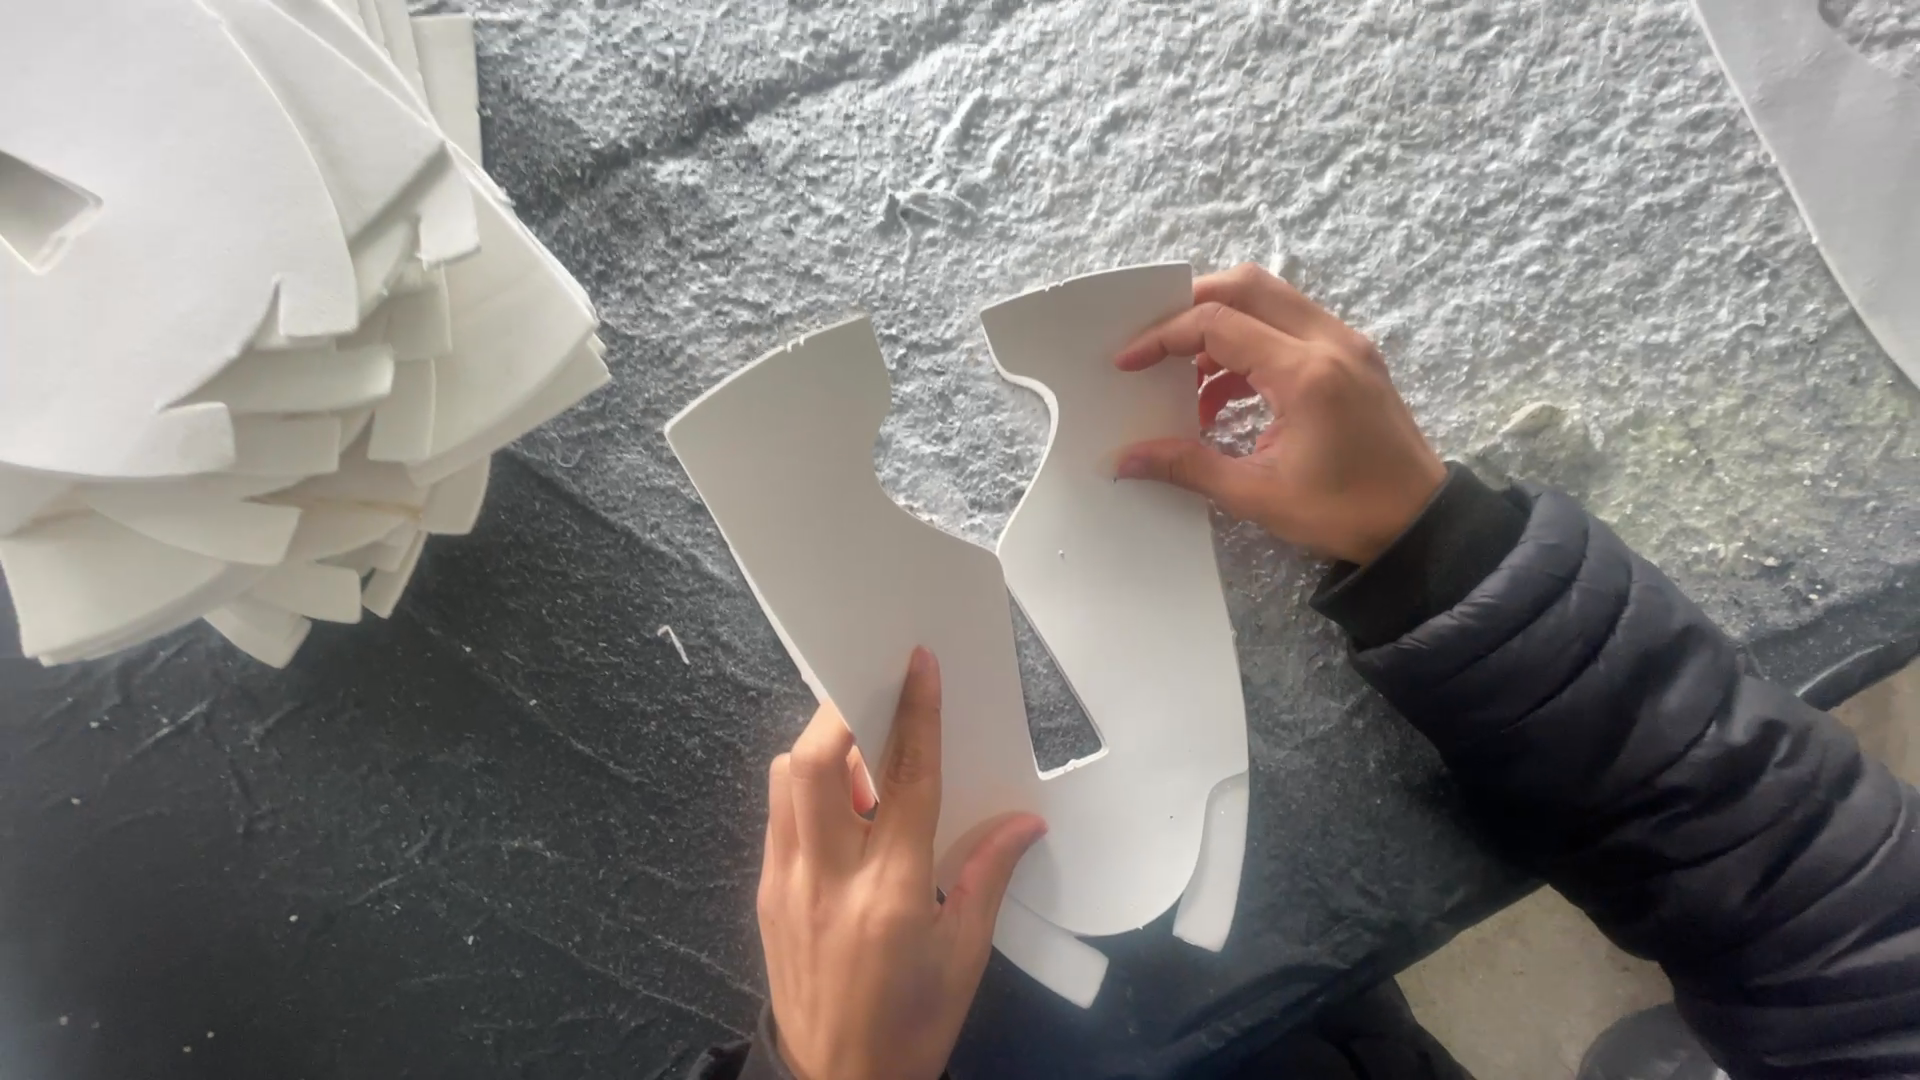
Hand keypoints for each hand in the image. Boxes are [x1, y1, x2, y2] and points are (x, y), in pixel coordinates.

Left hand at [759, 647, 1047, 1079]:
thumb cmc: (913, 1020)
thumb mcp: (965, 954)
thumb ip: (990, 873)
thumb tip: (1028, 819)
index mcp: (892, 891)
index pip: (907, 779)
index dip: (917, 714)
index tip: (918, 663)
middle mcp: (829, 876)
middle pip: (816, 763)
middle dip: (840, 709)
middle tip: (871, 690)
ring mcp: (786, 881)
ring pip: (785, 778)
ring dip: (821, 747)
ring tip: (860, 756)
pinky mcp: (766, 890)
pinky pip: (778, 812)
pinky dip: (805, 784)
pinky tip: (840, 805)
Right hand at [1113, 263, 1446, 565]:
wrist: (1418, 523)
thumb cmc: (1343, 512)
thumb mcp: (1255, 494)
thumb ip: (1185, 466)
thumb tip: (1125, 459)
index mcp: (1306, 373)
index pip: (1218, 323)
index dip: (1163, 337)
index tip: (1128, 361)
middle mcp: (1330, 342)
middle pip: (1247, 286)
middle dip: (1190, 305)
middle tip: (1154, 343)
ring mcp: (1346, 344)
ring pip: (1269, 300)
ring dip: (1220, 326)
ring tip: (1187, 380)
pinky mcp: (1351, 357)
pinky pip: (1288, 327)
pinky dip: (1247, 346)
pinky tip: (1224, 396)